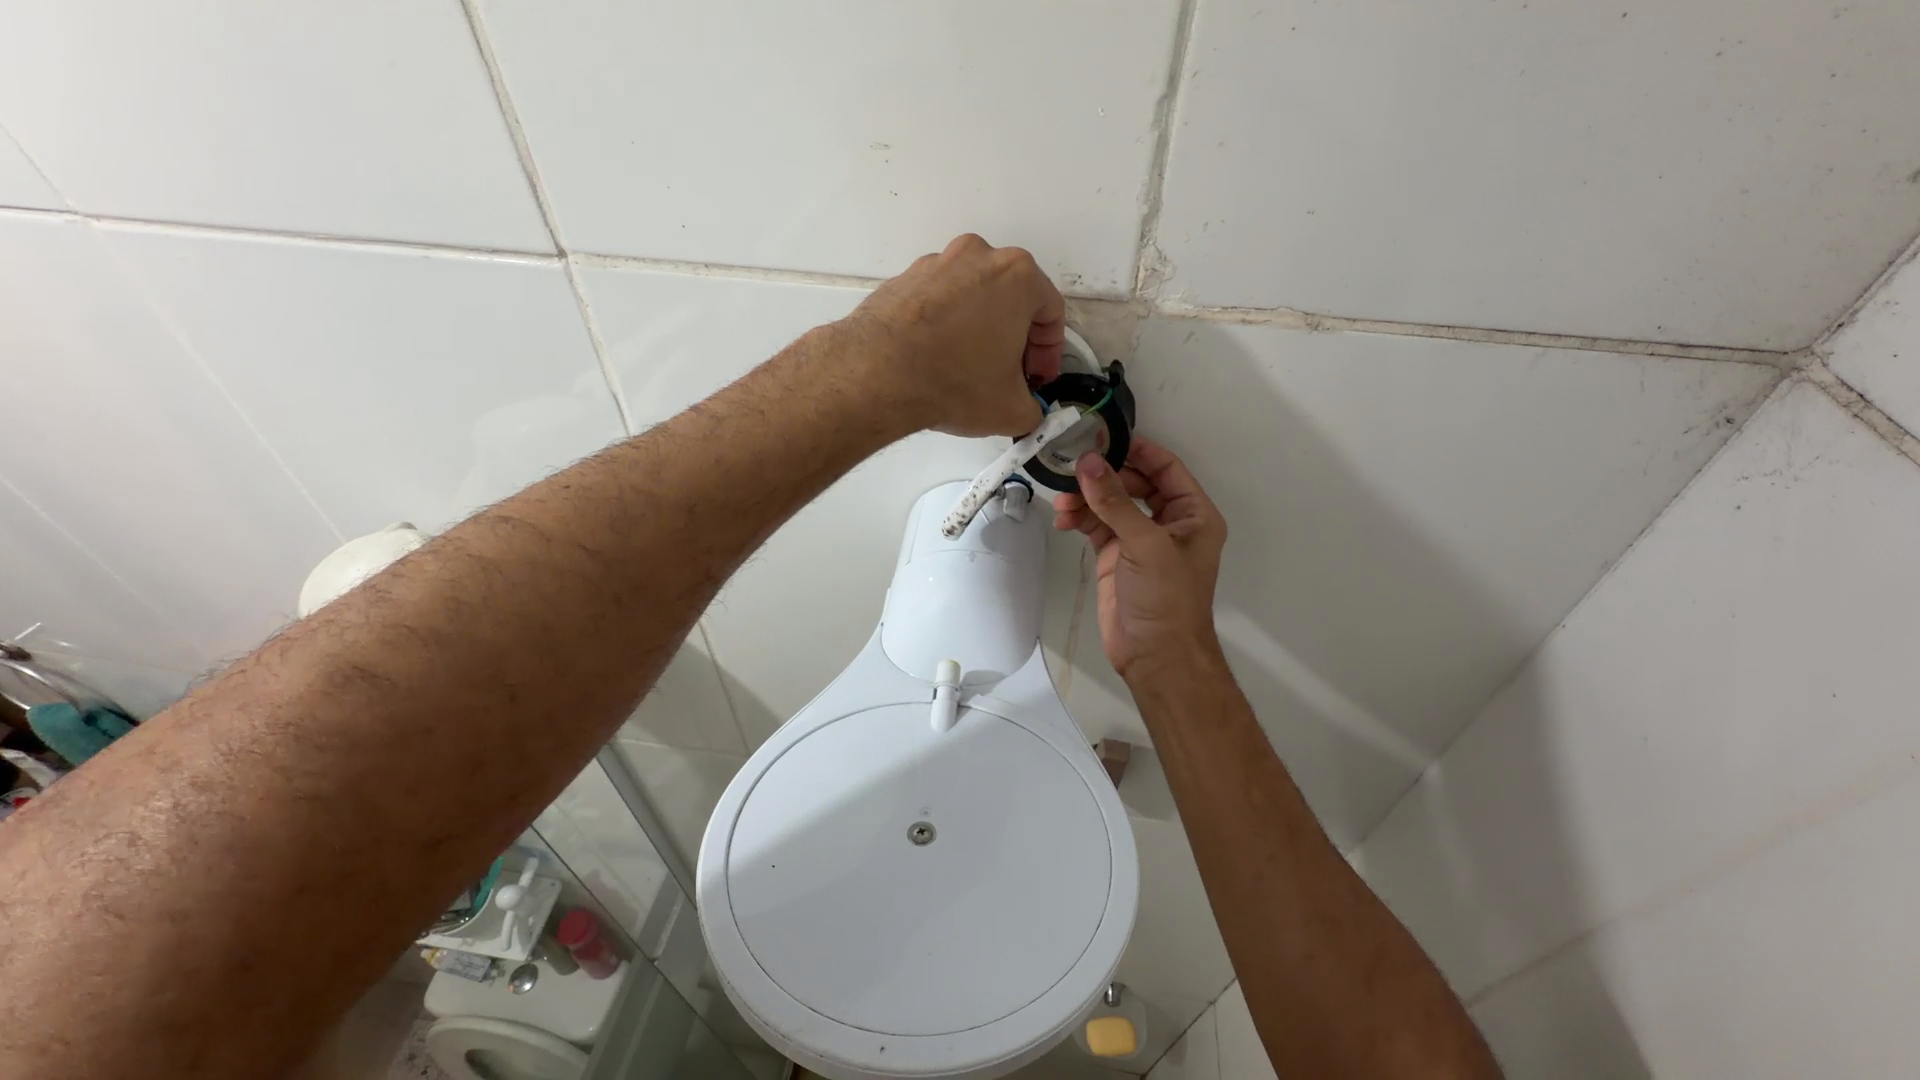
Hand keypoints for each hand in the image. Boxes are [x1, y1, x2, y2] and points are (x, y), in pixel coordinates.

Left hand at [839, 234, 1065, 437]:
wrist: (878, 374)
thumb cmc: (953, 382)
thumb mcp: (1011, 409)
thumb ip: (1032, 408)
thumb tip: (1026, 409)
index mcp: (1017, 275)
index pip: (1050, 312)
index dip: (1049, 353)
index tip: (1039, 378)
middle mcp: (978, 257)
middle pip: (1010, 299)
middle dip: (1014, 339)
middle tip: (1009, 376)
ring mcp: (936, 265)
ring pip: (971, 298)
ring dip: (977, 330)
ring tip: (968, 372)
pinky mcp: (903, 280)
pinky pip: (936, 304)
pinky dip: (943, 328)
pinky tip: (936, 362)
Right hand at [1053, 439, 1227, 681]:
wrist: (1156, 655)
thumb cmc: (1167, 599)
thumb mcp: (1146, 544)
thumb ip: (1115, 502)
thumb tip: (1088, 463)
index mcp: (1193, 514)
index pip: (1166, 468)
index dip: (1138, 451)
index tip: (1104, 438)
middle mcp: (1169, 523)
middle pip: (1134, 483)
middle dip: (1104, 476)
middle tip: (1073, 468)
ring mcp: (1140, 540)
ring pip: (1111, 504)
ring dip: (1086, 498)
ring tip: (1062, 501)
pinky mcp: (1116, 557)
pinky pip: (1096, 525)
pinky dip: (1079, 518)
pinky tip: (1063, 519)